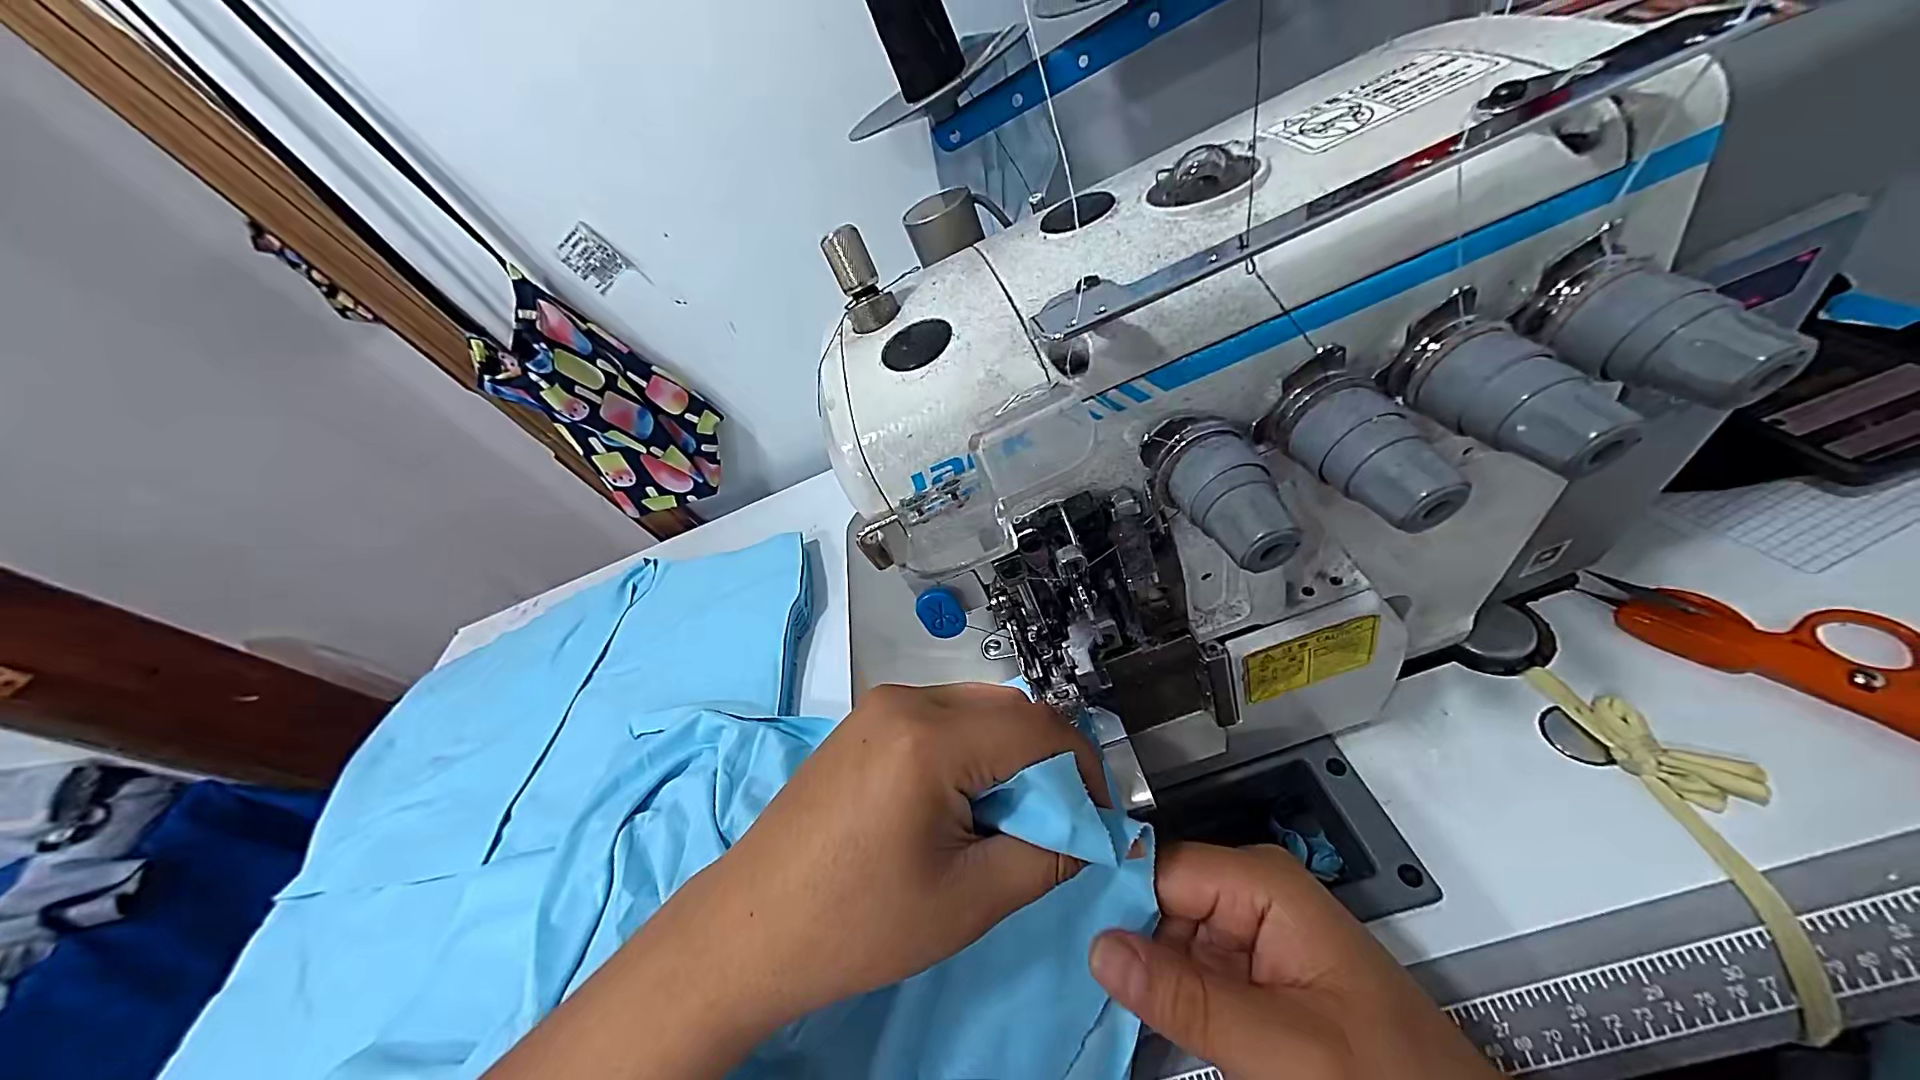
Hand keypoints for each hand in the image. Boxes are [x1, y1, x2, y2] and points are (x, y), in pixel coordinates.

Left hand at [487, 682, 1103, 1079]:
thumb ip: (1049, 854)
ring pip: (979, 708)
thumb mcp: (970, 900)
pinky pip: (943, 715)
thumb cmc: (858, 923)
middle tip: (1049, 824)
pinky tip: (959, 799)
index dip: (1085, 773)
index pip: (1043, 731)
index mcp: (931, 736)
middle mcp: (906, 699)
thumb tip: (1093, 828)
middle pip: (1012, 711)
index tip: (1094, 822)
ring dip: (1010, 754)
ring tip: (1003, 817)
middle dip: (1048, 762)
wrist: (749, 929)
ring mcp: (880, 704)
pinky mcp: (865, 720)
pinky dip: (972, 747)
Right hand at [1089, 843, 1499, 1079]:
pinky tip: (1121, 1006)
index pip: (1158, 868)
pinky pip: (1179, 969)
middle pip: (1153, 899)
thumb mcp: (1288, 1047)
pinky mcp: (1240, 973)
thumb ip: (1191, 997)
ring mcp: (1241, 933)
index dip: (1108, 894)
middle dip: (1114, 934)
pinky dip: (1153, 991)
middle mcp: (1246, 893)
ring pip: (1159, 936)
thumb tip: (1100, 948)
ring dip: (1128, 967)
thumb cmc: (1391, 1078)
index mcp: (1260, 882)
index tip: (1056, 919)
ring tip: (1076, 987)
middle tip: (1057, 963)